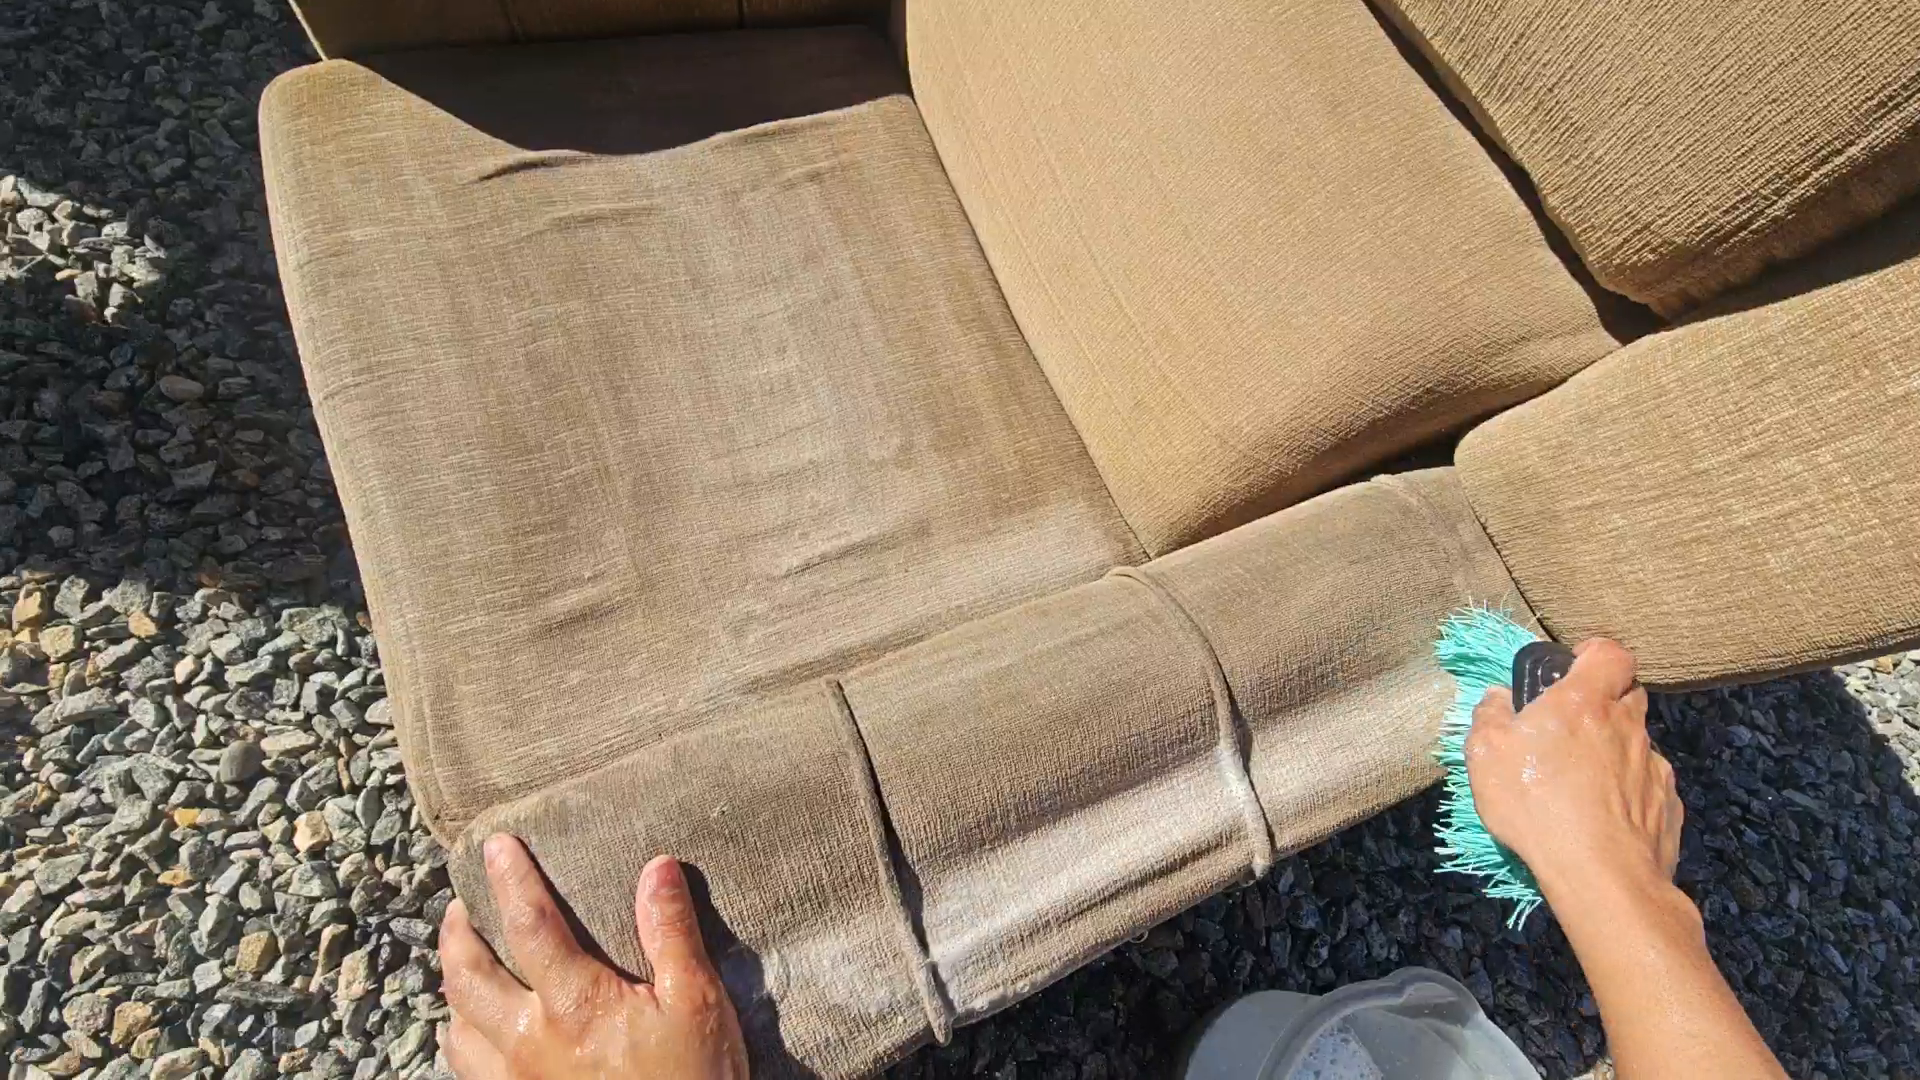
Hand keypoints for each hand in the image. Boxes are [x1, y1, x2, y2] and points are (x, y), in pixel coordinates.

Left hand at [439, 835, 749, 1078]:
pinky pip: (468, 1071)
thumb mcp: (697, 998)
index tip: (495, 844)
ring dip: (451, 985)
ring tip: (461, 958)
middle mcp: (530, 1043)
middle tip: (457, 902)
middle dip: (456, 934)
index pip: (531, 926)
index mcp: (576, 1004)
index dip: (511, 880)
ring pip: (456, 1029)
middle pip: (469, 979)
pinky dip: (460, 1037)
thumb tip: (656, 866)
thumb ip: (671, 931)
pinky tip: (477, 1029)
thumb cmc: (692, 1078)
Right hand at [1464, 638, 1682, 899]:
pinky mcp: (1669, 805)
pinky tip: (1597, 810)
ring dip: (1609, 745)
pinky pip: (1644, 780)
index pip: (1610, 653)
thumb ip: (1490, 714)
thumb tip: (1500, 698)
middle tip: (1563, 725)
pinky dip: (1624, 784)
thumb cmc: (1534, 802)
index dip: (1591, 654)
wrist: (1600, 875)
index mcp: (1582, 703)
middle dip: (1599, 700)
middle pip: (1626, 694)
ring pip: (1634, 739)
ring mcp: (1654, 767)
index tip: (1569, 668)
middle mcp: (1626, 726)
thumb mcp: (1484, 752)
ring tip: (1576, 777)